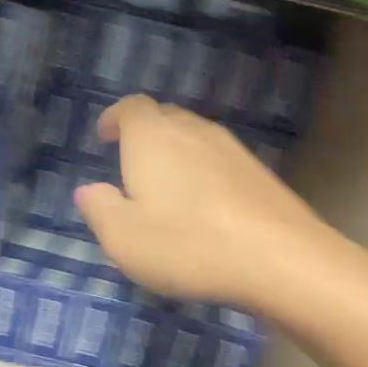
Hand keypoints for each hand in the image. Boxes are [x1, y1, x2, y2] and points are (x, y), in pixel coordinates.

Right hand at [75, 95, 327, 305]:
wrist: (279, 258)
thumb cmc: (188, 244)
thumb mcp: (124, 238)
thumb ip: (99, 210)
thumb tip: (89, 190)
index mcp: (153, 137)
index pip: (131, 108)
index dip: (115, 118)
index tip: (105, 135)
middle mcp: (194, 131)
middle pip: (166, 118)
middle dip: (146, 136)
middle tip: (133, 165)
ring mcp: (233, 150)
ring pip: (196, 141)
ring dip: (178, 157)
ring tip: (168, 191)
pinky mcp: (260, 175)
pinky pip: (221, 165)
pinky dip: (206, 177)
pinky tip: (206, 210)